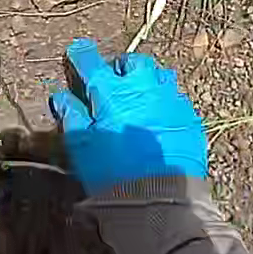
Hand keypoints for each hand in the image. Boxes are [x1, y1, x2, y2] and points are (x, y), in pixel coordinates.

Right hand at [48, 37, 206, 193]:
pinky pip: (174, 99)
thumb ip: (72, 115)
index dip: (80, 54)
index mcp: (111, 90)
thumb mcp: (81, 146)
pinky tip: (157, 120)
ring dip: (146, 81)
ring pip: (158, 76)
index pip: (90, 60)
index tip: (76, 53)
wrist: (160, 199)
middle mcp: (143, 86)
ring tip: (138, 97)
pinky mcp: (190, 117)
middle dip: (119, 67)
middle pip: (131, 62)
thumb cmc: (112, 172)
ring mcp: (170, 99)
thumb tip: (62, 97)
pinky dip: (163, 103)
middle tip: (111, 80)